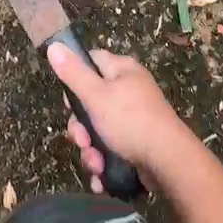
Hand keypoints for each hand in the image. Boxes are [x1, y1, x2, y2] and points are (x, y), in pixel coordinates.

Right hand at [47, 43, 198, 193]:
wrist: (168, 161)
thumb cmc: (130, 121)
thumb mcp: (96, 95)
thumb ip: (74, 73)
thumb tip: (54, 45)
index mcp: (122, 70)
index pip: (92, 61)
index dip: (75, 78)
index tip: (69, 102)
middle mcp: (129, 89)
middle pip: (92, 101)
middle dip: (82, 128)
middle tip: (82, 141)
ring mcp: (134, 117)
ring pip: (99, 129)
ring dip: (91, 151)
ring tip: (96, 165)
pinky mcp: (138, 142)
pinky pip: (112, 147)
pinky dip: (104, 162)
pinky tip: (101, 176)